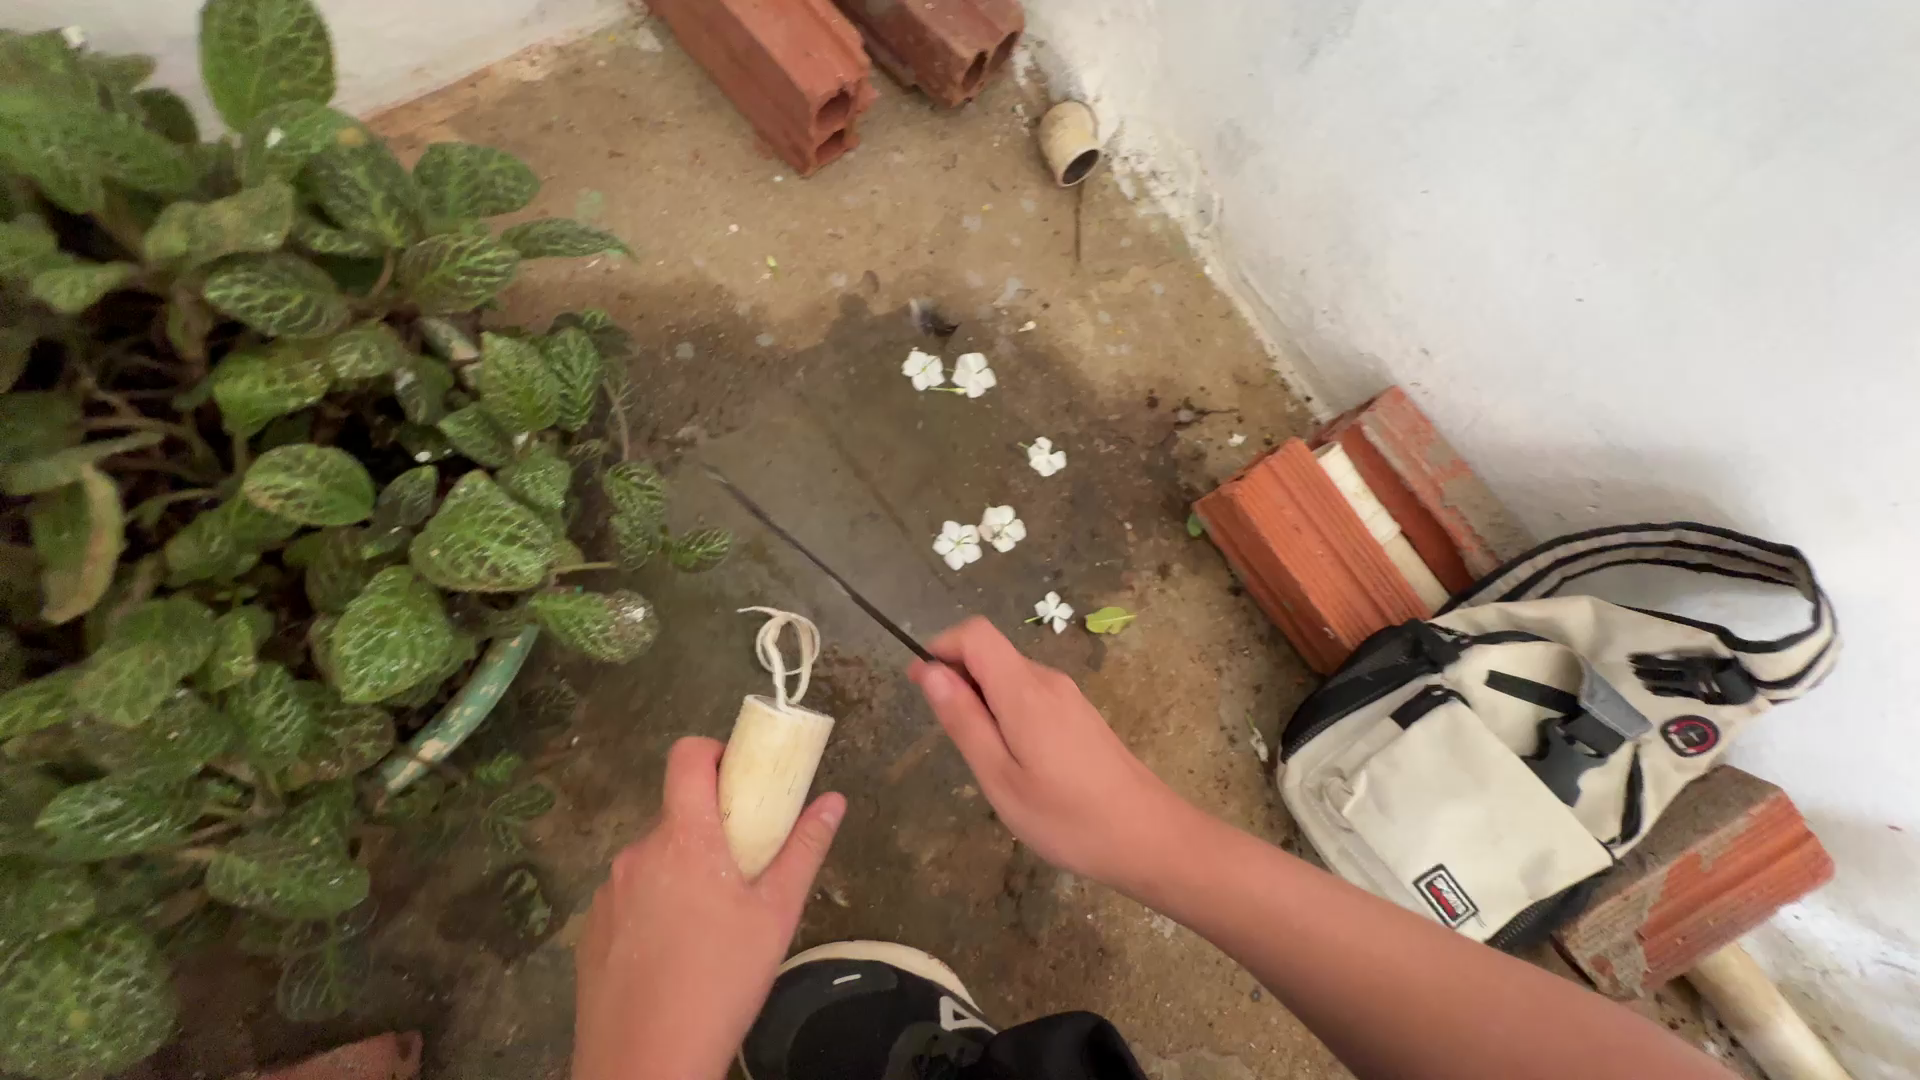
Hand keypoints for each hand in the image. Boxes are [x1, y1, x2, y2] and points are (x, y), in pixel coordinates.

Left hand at [572, 737, 844, 1079]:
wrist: (644, 1070)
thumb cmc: (721, 981)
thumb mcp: (777, 915)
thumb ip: (805, 849)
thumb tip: (834, 800)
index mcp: (685, 837)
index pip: (686, 755)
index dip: (714, 752)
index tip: (741, 779)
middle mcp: (638, 852)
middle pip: (676, 811)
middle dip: (711, 824)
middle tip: (742, 865)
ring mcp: (608, 893)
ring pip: (654, 856)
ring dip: (682, 866)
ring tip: (710, 919)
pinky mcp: (589, 931)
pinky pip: (630, 895)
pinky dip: (654, 903)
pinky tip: (673, 952)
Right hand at [908, 617, 1196, 895]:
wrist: (1150, 837)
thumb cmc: (1067, 817)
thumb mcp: (1000, 776)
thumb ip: (963, 719)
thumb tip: (928, 670)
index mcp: (1024, 689)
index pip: (975, 633)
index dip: (941, 648)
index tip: (923, 688)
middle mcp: (1047, 680)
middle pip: (991, 653)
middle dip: (960, 682)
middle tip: (958, 741)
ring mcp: (1068, 696)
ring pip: (1009, 677)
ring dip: (984, 701)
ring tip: (990, 761)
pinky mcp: (1079, 714)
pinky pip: (1030, 696)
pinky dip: (1008, 713)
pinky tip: (1019, 763)